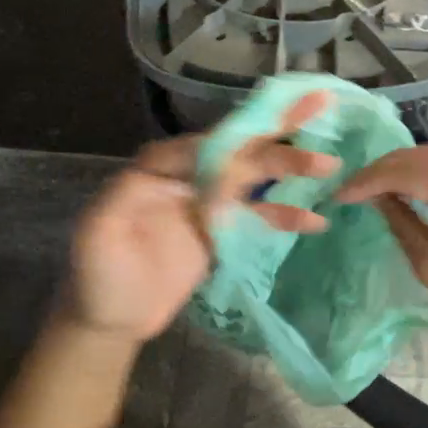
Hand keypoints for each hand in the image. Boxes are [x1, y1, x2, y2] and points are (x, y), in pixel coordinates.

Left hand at [65, 92, 339, 342]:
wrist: (110, 321)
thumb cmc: (98, 276)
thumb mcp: (98, 233)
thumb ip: (126, 195)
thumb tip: (168, 168)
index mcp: (157, 167)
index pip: (202, 142)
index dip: (237, 136)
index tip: (272, 132)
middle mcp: (187, 173)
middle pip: (237, 148)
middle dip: (277, 131)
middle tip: (319, 106)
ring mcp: (208, 199)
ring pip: (254, 175)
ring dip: (291, 167)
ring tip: (329, 165)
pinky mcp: (224, 228)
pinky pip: (259, 215)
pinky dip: (287, 215)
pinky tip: (315, 218)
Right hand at [336, 146, 427, 343]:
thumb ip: (399, 222)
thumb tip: (376, 198)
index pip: (395, 171)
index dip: (363, 182)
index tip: (336, 196)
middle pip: (410, 156)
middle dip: (377, 172)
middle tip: (348, 191)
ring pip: (426, 156)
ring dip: (398, 170)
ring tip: (369, 191)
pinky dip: (419, 172)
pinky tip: (403, 189)